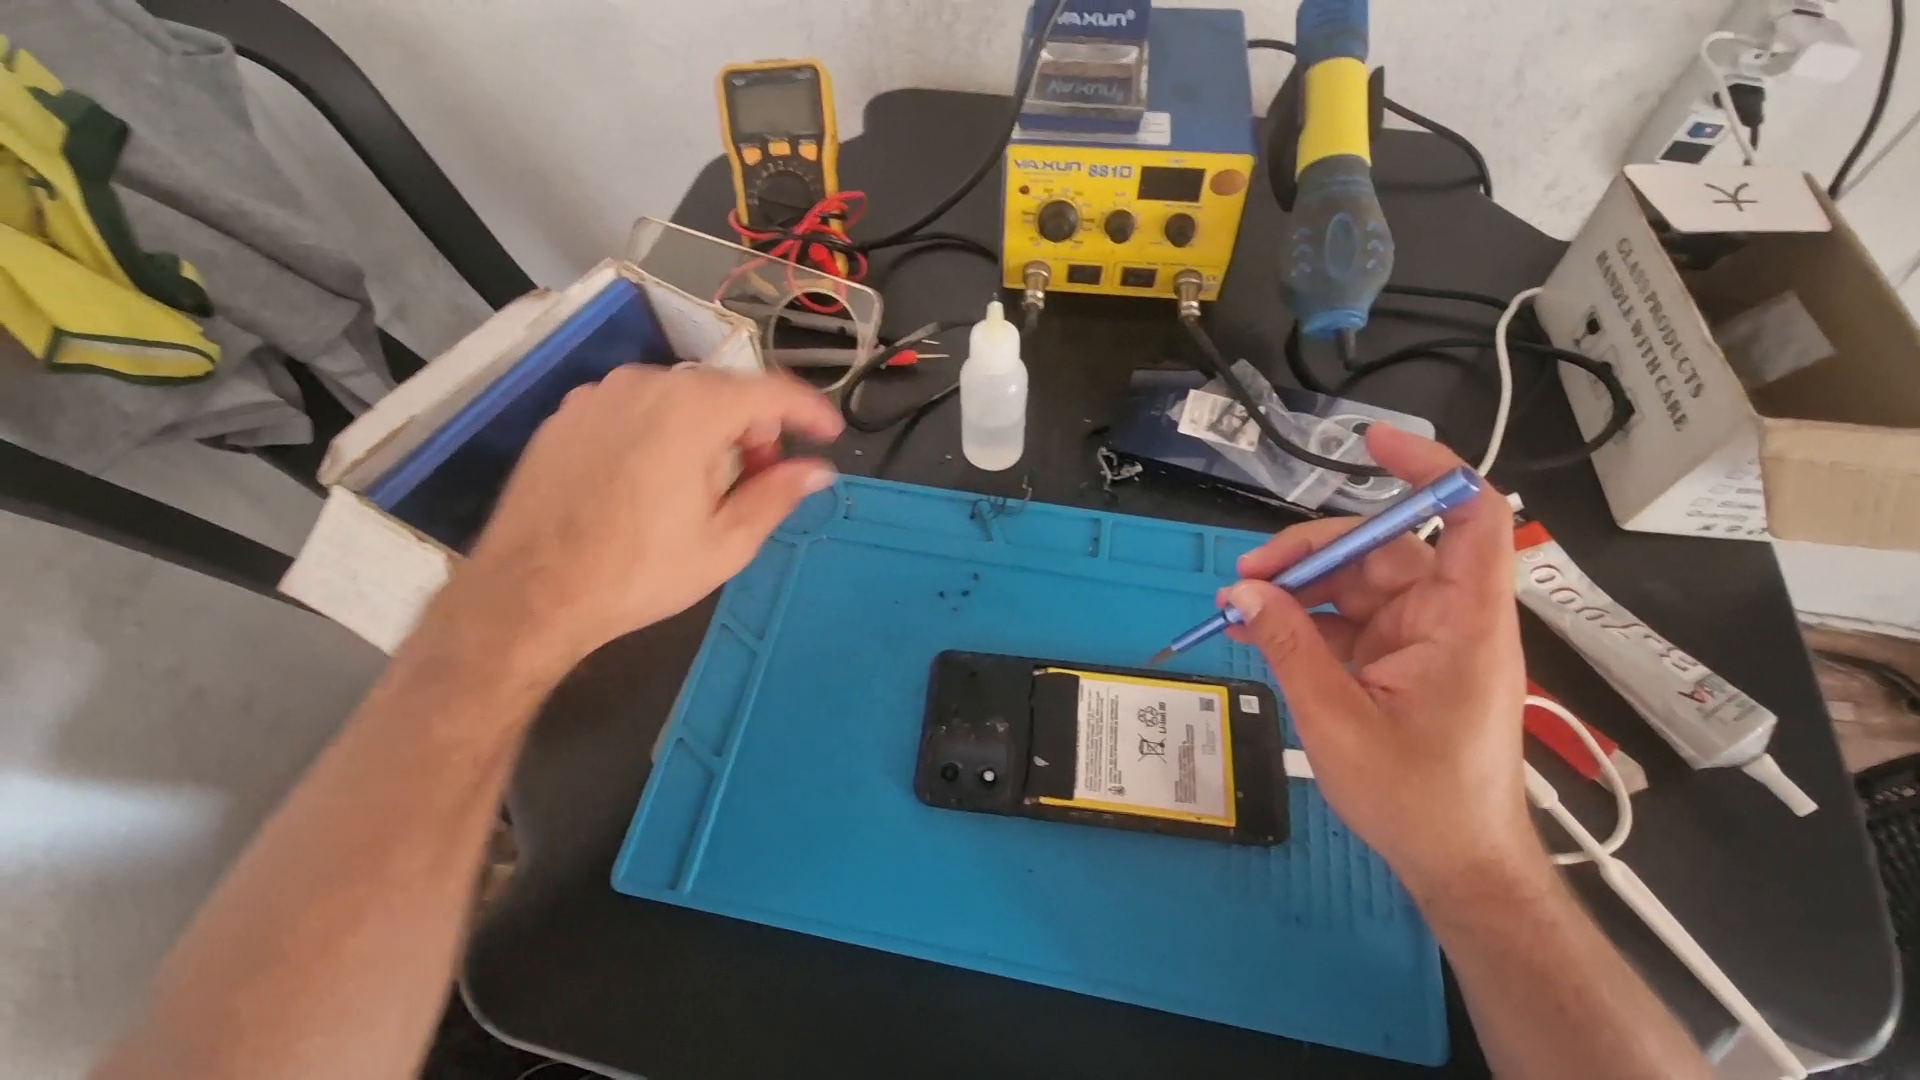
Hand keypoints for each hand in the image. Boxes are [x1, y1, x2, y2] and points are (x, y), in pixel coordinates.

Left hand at [447, 365, 842, 675]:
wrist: (527, 594)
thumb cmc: (638, 572)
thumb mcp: (725, 544)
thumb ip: (777, 496)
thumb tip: (819, 471)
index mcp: (692, 409)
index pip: (771, 392)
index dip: (809, 412)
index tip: (828, 434)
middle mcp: (645, 384)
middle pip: (724, 390)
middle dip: (755, 427)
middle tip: (760, 475)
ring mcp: (598, 395)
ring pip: (678, 396)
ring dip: (709, 428)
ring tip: (707, 483)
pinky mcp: (566, 415)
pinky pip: (635, 408)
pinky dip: (664, 430)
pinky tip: (657, 479)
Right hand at [1223, 427, 1541, 902]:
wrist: (1455, 864)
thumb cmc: (1415, 797)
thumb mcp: (1336, 719)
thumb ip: (1289, 646)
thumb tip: (1241, 593)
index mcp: (1460, 621)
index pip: (1468, 516)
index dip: (1429, 468)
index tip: (1371, 444)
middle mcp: (1445, 616)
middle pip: (1381, 549)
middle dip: (1309, 554)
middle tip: (1245, 579)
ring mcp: (1419, 638)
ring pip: (1354, 583)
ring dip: (1296, 589)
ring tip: (1239, 610)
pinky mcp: (1397, 660)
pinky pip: (1345, 620)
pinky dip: (1302, 622)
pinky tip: (1259, 632)